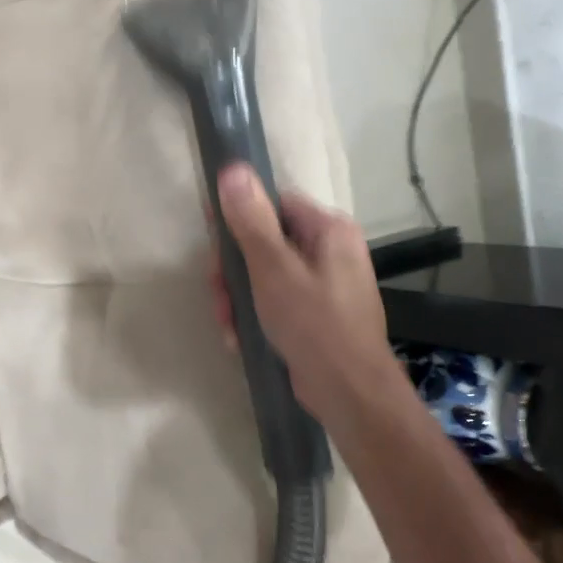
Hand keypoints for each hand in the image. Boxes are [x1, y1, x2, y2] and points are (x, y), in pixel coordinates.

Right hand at [214, 165, 398, 424]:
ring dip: (237, 296)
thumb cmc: (313, 324)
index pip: (273, 204)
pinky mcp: (316, 312)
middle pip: (264, 240)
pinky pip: (275, 298)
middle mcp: (330, 250)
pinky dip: (254, 314)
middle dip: (232, 270)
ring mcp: (324, 283)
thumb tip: (232, 168)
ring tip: (227, 323)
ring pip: (263, 273)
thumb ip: (250, 220)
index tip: (214, 246)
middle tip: (218, 295)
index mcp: (328, 230)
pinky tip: (239, 336)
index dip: (238, 221)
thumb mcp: (272, 269)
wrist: (349, 393)